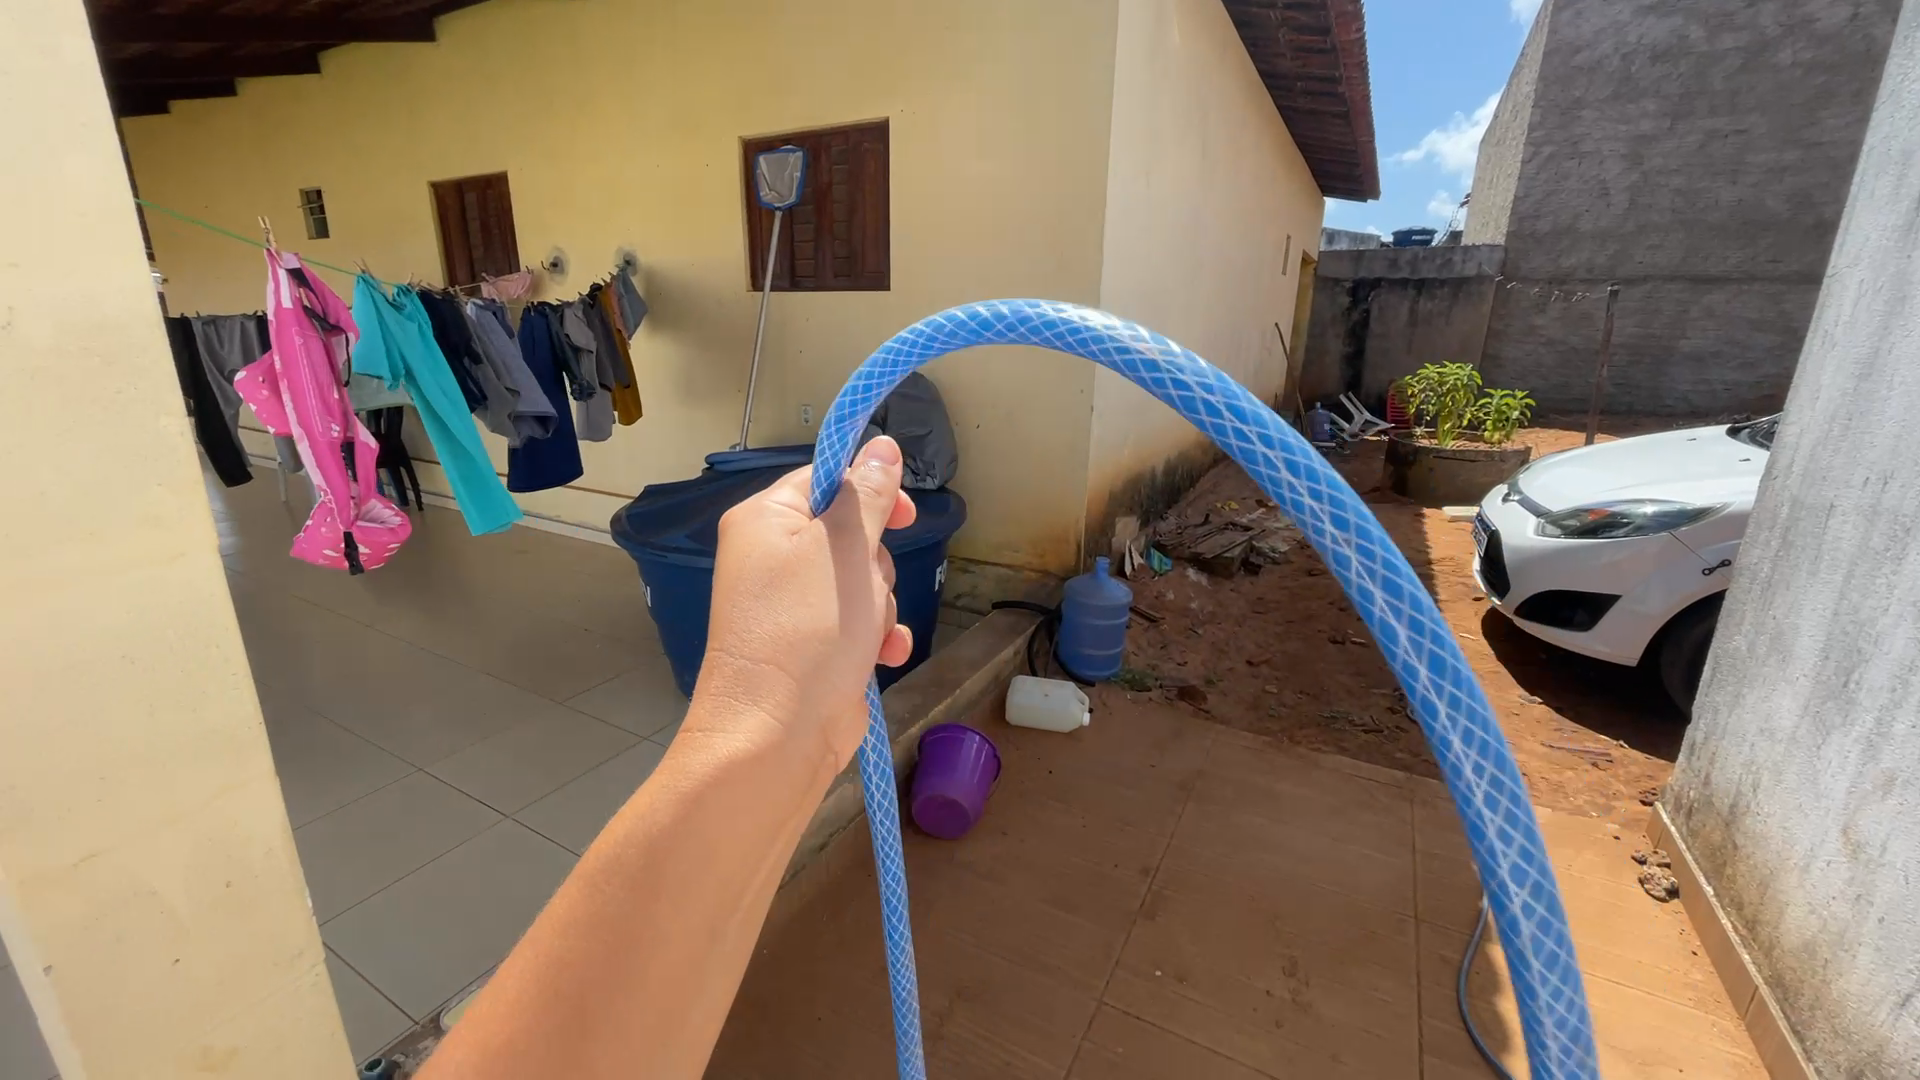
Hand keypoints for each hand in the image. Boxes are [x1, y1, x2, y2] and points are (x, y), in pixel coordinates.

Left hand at [689, 436, 916, 772]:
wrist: (778, 733)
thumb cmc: (809, 627)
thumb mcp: (846, 547)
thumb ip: (869, 493)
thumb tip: (881, 445)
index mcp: (766, 520)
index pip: (824, 480)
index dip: (868, 491)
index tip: (904, 512)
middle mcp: (773, 558)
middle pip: (850, 533)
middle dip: (876, 562)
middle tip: (870, 585)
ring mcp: (793, 605)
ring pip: (863, 580)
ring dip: (881, 604)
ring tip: (869, 631)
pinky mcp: (814, 644)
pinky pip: (859, 621)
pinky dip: (876, 635)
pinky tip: (884, 655)